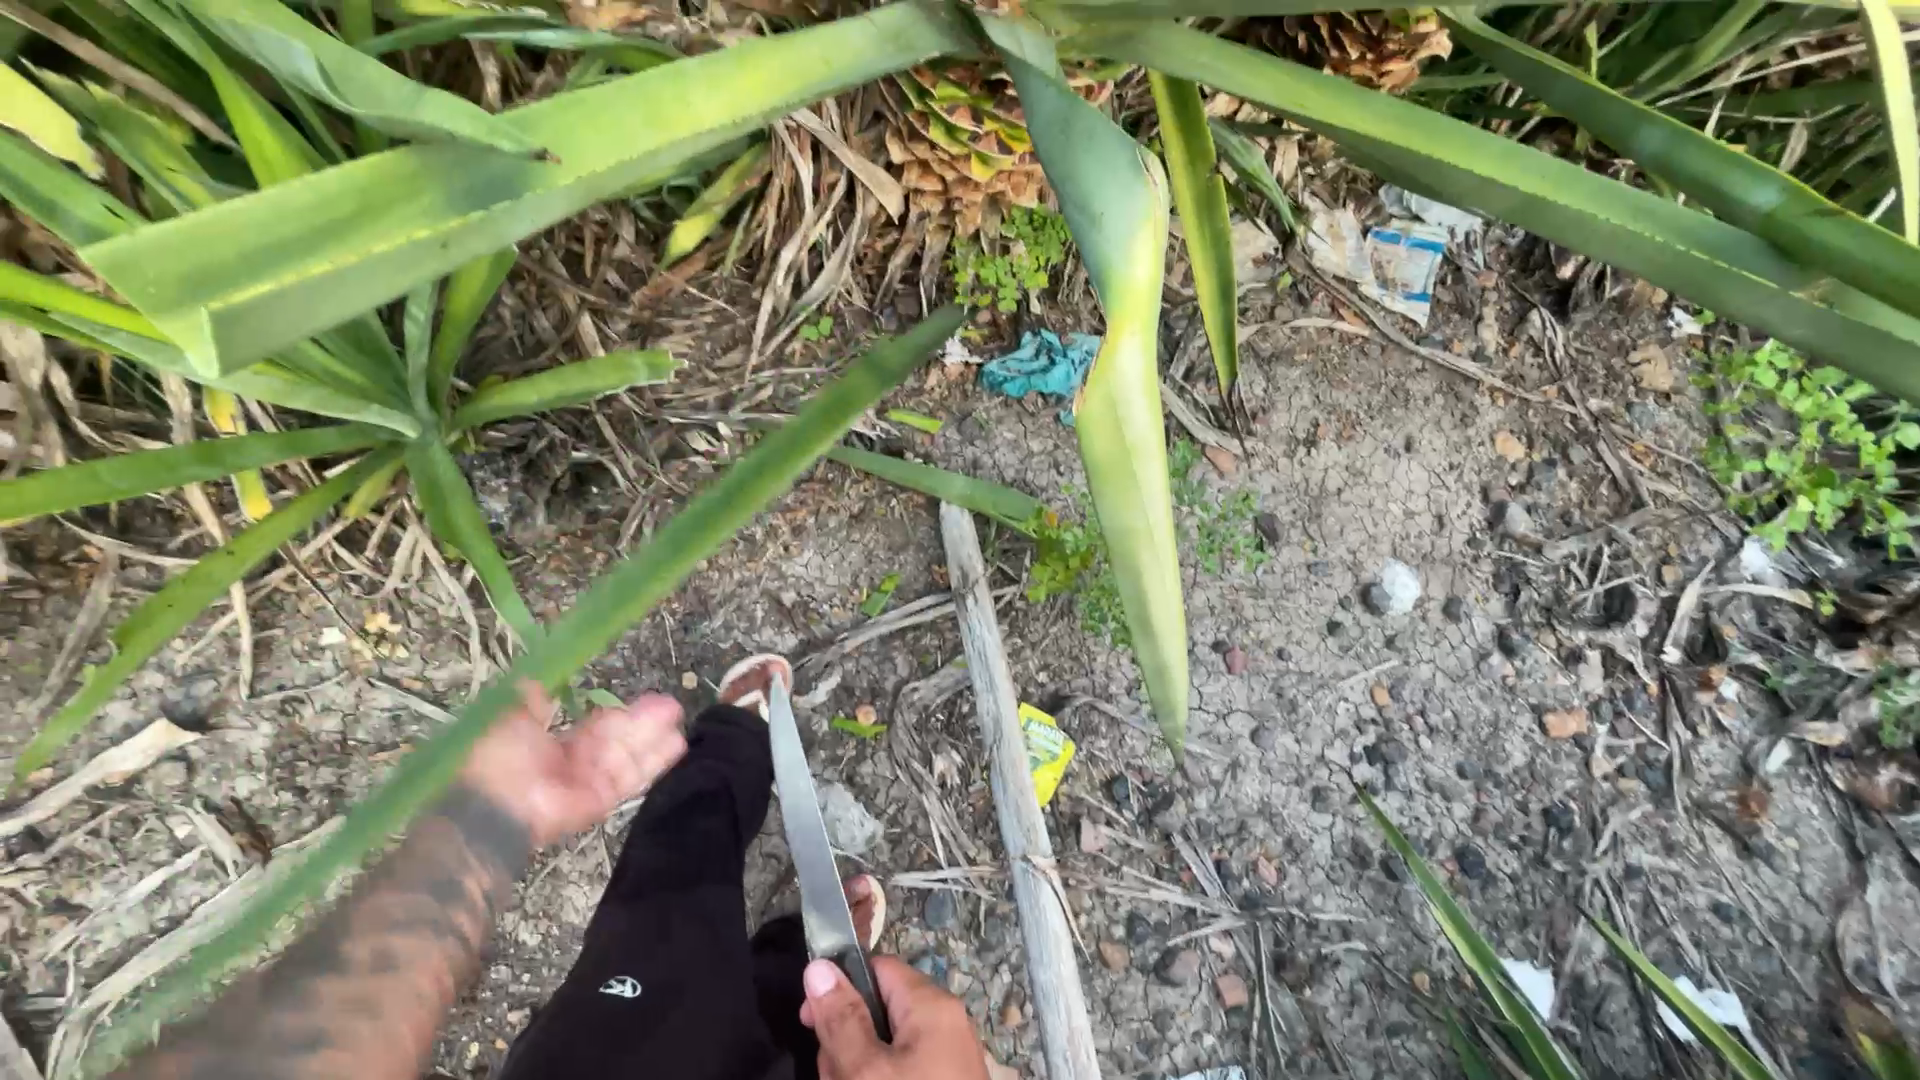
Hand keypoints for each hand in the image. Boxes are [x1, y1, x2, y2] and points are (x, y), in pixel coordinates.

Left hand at [459, 682, 686, 847]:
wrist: (496, 805)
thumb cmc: (500, 760)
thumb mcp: (511, 721)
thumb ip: (531, 704)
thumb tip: (532, 680)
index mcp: (558, 747)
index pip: (598, 728)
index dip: (621, 714)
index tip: (643, 699)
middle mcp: (579, 764)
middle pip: (620, 740)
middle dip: (645, 722)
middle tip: (670, 705)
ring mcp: (593, 782)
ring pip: (631, 755)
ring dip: (654, 738)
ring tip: (678, 719)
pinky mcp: (604, 798)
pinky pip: (633, 777)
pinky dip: (654, 761)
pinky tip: (676, 744)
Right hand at [800, 955, 990, 1079]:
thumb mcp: (864, 1072)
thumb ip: (840, 1018)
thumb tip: (819, 964)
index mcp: (931, 1005)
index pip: (877, 969)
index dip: (839, 988)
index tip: (809, 1022)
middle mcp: (945, 1024)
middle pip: (878, 1012)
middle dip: (846, 1044)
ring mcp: (947, 1061)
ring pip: (885, 1051)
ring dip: (857, 1073)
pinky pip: (903, 1075)